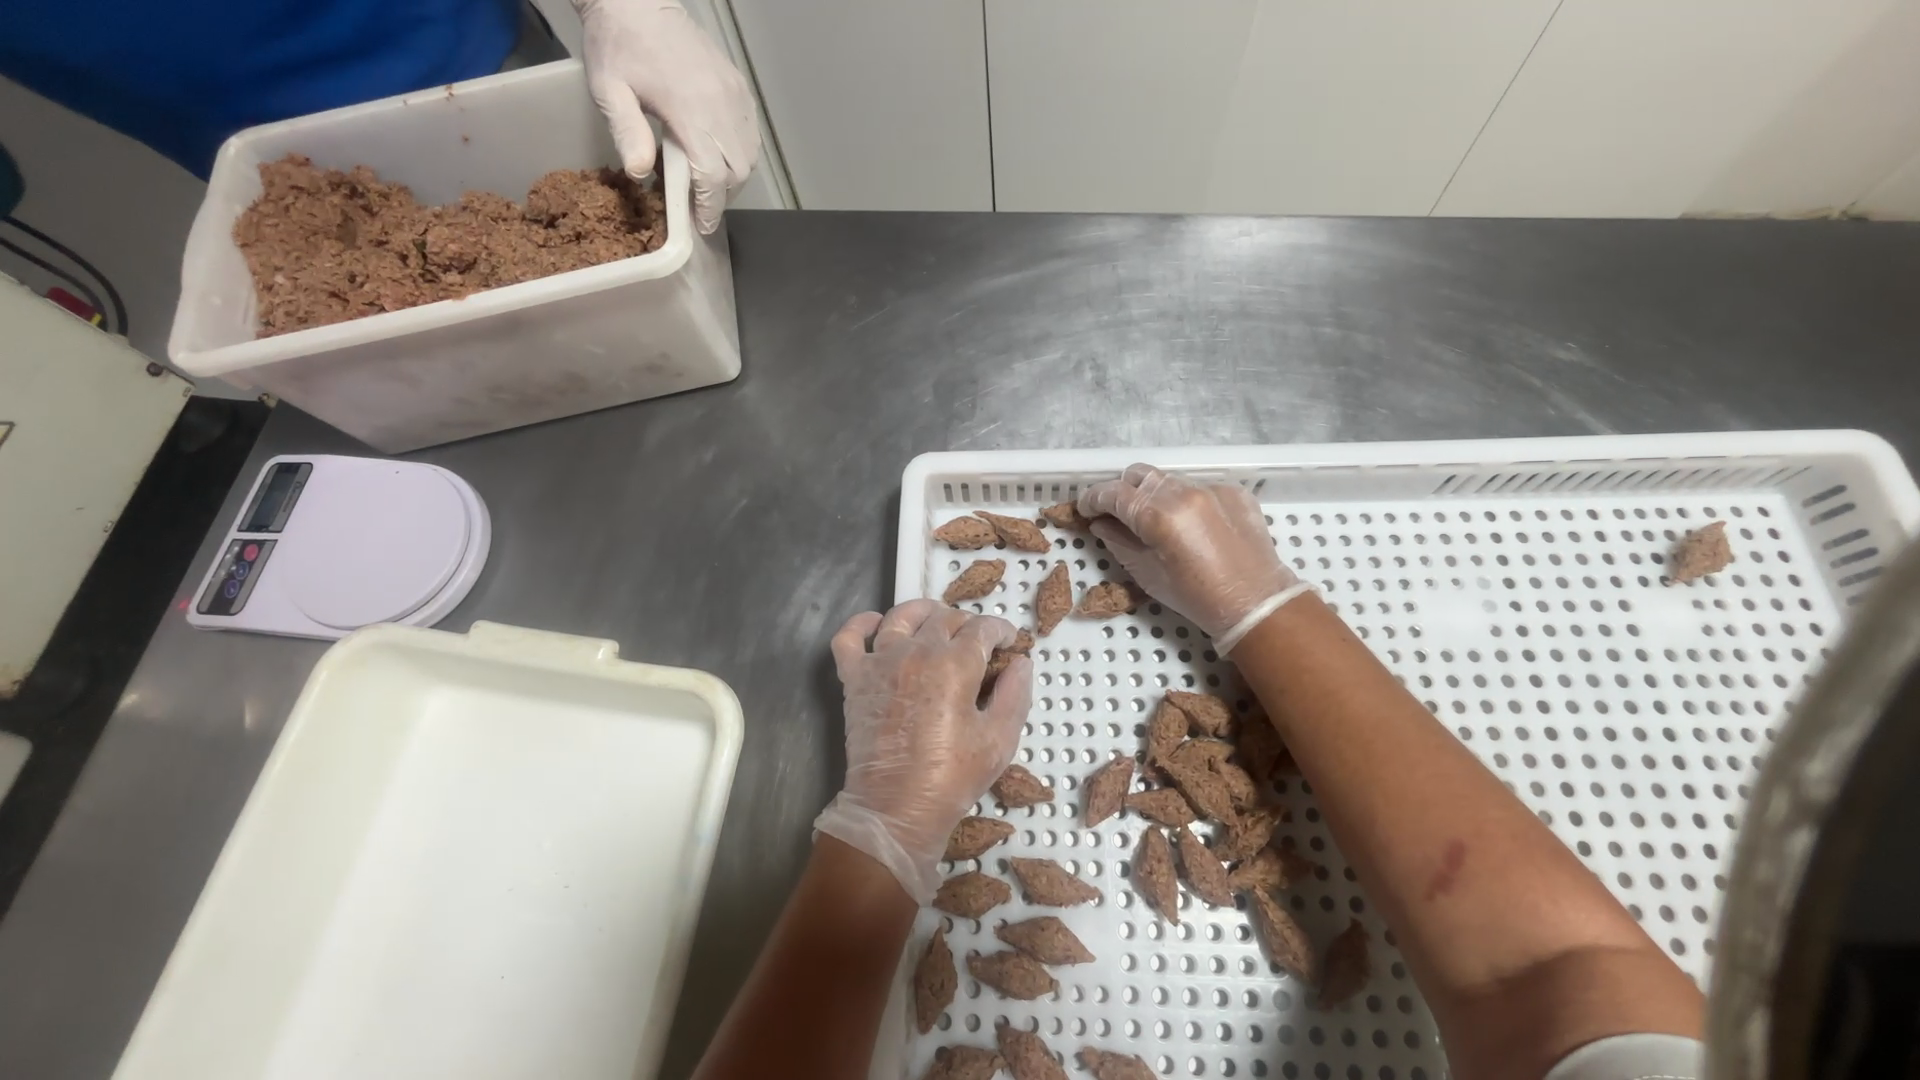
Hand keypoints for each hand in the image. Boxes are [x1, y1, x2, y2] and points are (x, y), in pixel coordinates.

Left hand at [573, 0, 759, 232]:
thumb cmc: (617, 44)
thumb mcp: (608, 90)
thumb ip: (627, 133)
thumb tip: (640, 174)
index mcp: (689, 109)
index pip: (713, 175)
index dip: (709, 206)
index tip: (702, 224)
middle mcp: (721, 105)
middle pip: (738, 171)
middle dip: (721, 195)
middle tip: (699, 204)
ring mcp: (734, 95)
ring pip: (749, 156)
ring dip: (733, 177)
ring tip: (708, 182)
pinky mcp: (739, 87)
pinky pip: (751, 134)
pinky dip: (740, 154)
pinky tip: (719, 154)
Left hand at [814, 601, 1032, 902]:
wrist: (895, 809)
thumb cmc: (952, 778)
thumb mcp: (1000, 740)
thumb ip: (1015, 694)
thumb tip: (1021, 662)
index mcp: (955, 665)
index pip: (982, 629)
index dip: (1000, 630)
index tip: (1008, 641)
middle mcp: (916, 652)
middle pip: (945, 618)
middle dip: (968, 624)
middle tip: (978, 643)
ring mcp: (880, 662)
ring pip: (902, 616)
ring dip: (924, 613)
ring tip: (936, 623)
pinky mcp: (854, 678)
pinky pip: (850, 636)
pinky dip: (863, 624)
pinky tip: (879, 627)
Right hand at [1078, 463, 1306, 652]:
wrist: (1256, 603)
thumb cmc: (1196, 598)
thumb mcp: (1147, 575)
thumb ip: (1119, 543)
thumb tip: (1101, 525)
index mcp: (1159, 516)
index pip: (1114, 494)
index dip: (1093, 499)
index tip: (1085, 509)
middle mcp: (1184, 493)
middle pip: (1139, 475)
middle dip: (1122, 491)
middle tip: (1117, 513)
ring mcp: (1212, 489)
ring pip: (1169, 479)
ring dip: (1154, 494)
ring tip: (1155, 520)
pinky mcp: (1234, 491)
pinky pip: (1198, 487)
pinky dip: (1185, 501)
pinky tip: (1190, 525)